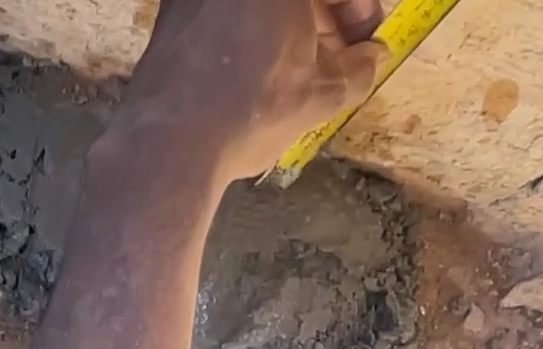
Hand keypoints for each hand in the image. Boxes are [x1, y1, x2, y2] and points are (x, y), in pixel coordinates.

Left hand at [109, 0, 388, 183]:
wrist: (170, 141)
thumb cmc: (250, 111)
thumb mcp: (318, 96)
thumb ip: (357, 71)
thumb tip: (373, 60)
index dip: (360, 11)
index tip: (367, 40)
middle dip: (325, 16)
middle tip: (340, 57)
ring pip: (260, 4)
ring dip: (289, 26)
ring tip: (302, 72)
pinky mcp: (174, 11)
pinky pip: (228, 13)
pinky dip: (252, 31)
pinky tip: (260, 73)